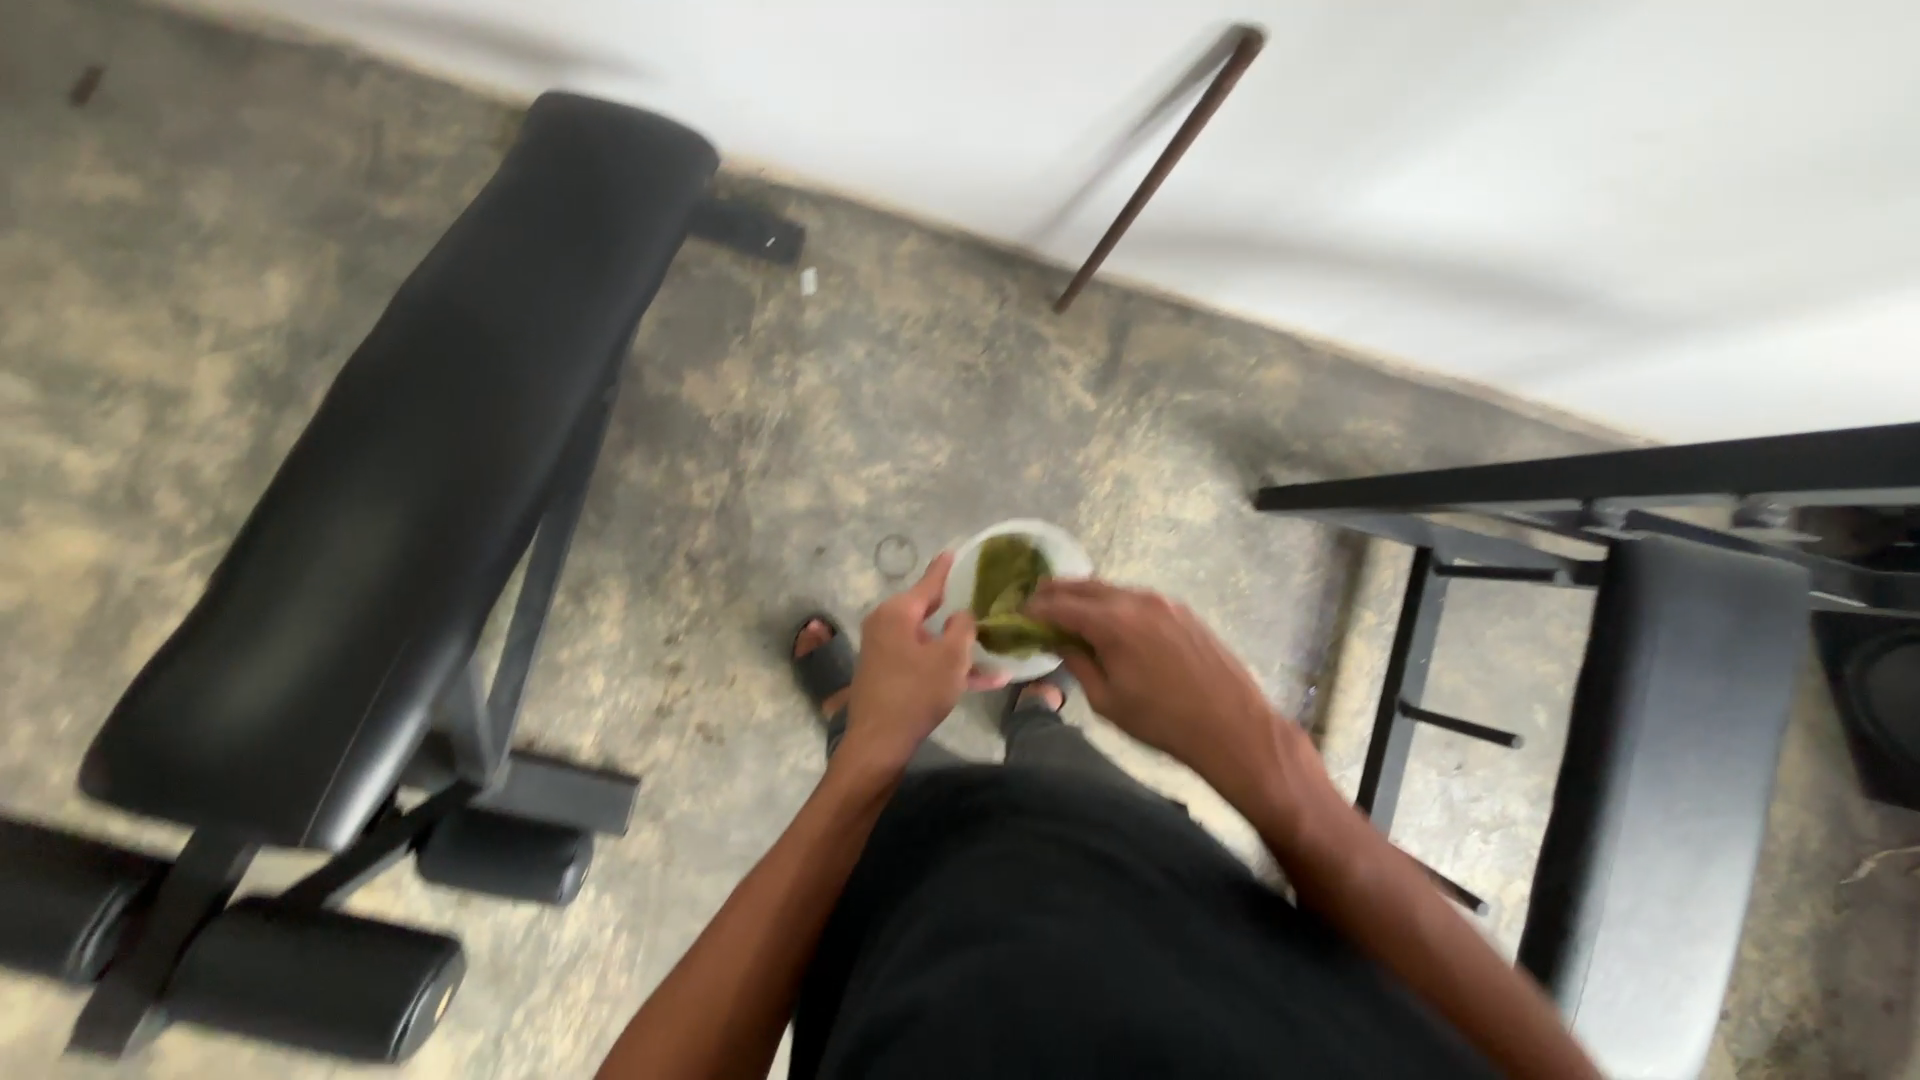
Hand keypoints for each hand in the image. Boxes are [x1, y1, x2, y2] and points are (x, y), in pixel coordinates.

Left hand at [837, 553, 994, 772]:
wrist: (879, 741)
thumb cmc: (916, 692)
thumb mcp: (951, 657)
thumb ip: (963, 628)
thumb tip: (962, 615)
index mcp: (897, 612)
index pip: (928, 583)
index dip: (945, 569)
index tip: (953, 552)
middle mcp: (887, 625)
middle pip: (929, 611)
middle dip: (957, 611)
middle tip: (982, 600)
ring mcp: (885, 651)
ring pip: (931, 641)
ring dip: (961, 649)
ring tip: (996, 649)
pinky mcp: (889, 675)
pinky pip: (924, 662)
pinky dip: (948, 667)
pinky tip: (986, 681)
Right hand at [1025, 580, 1308, 806]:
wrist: (1232, 726)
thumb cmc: (1162, 722)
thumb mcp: (1107, 701)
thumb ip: (1078, 664)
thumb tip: (1060, 643)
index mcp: (1112, 623)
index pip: (1060, 606)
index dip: (1035, 609)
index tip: (1017, 613)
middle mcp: (1136, 601)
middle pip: (1086, 586)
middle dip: (1057, 591)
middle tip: (1035, 599)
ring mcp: (1163, 602)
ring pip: (1113, 589)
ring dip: (1086, 595)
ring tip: (1068, 607)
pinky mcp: (1182, 611)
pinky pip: (1137, 598)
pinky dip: (1114, 602)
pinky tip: (1109, 618)